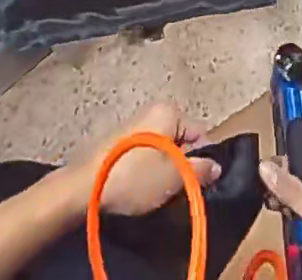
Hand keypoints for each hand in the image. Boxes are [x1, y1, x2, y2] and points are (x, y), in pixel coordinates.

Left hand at [86, 102, 219, 216]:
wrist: (84, 186)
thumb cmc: (135, 176)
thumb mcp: (173, 177)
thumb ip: (199, 170)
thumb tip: (217, 166)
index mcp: (168, 110)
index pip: (199, 133)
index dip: (201, 159)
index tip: (197, 182)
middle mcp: (151, 110)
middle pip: (179, 140)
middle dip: (180, 164)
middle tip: (175, 188)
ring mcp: (133, 124)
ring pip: (161, 149)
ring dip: (162, 169)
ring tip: (155, 191)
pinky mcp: (118, 141)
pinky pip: (143, 154)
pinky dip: (145, 169)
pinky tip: (138, 187)